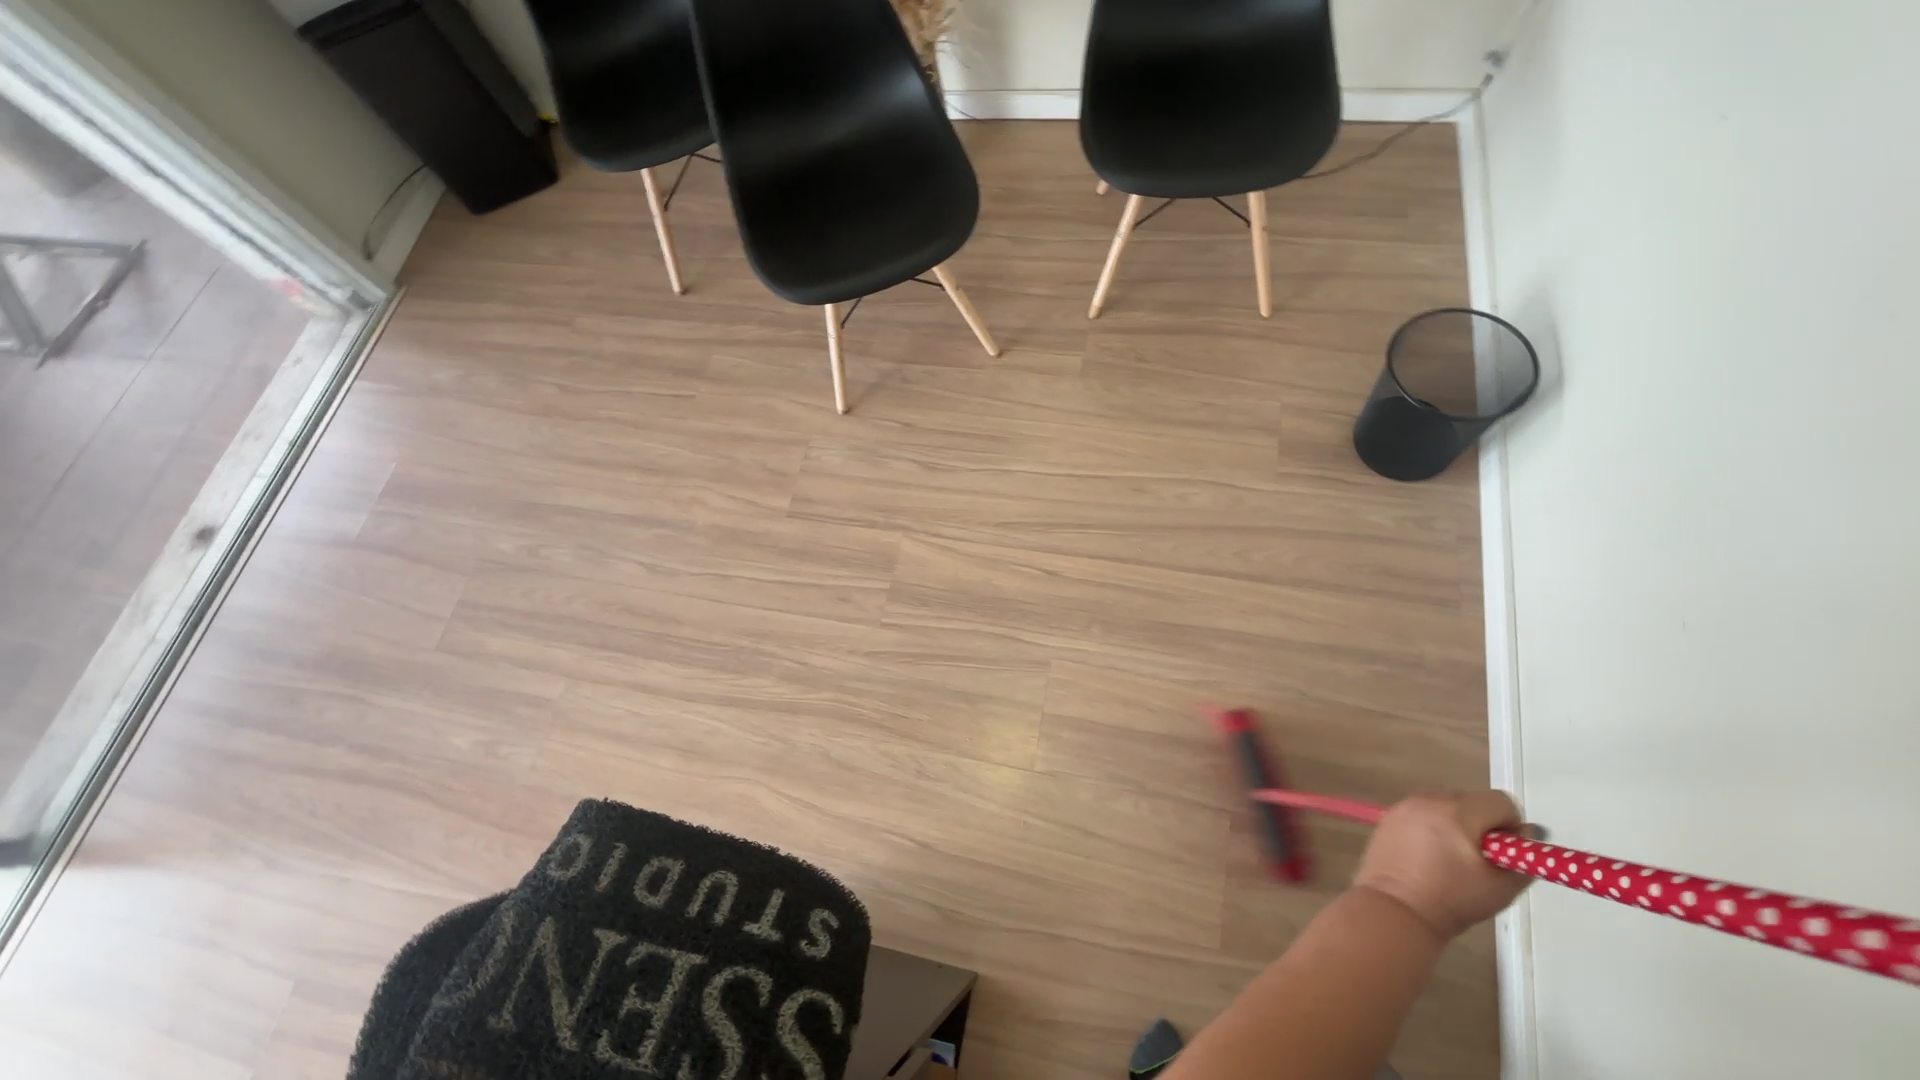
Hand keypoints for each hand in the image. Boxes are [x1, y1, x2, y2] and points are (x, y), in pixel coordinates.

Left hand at [1351, 790, 1532, 939]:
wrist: (1396, 910)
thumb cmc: (1452, 900)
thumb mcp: (1502, 888)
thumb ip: (1524, 859)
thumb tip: (1526, 834)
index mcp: (1458, 812)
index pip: (1500, 801)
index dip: (1509, 826)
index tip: (1503, 851)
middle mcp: (1428, 800)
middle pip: (1470, 800)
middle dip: (1481, 824)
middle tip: (1476, 857)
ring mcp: (1404, 806)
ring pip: (1444, 804)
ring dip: (1455, 822)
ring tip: (1449, 857)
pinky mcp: (1388, 817)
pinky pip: (1421, 812)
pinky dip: (1430, 825)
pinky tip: (1426, 855)